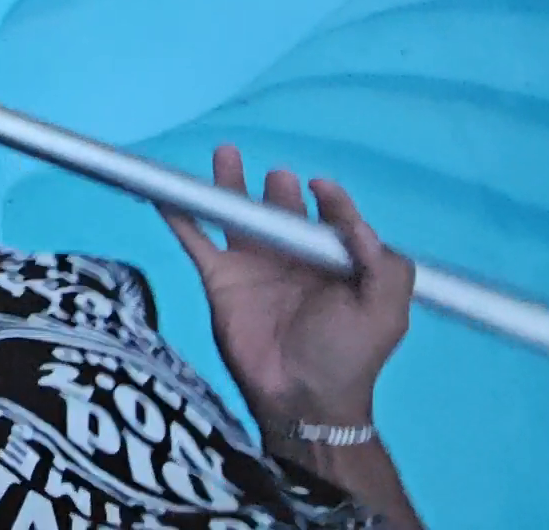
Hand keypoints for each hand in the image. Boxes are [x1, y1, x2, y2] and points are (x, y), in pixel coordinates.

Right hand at [161, 145, 412, 428]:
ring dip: (228, 185)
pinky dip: (178, 215)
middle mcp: (289, 258)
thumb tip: (358, 223)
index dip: (330, 202)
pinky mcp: (216, 274)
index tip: (320, 185)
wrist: (298, 393)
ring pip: (234, 215)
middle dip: (276, 187)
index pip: (329, 223)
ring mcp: (249, 264)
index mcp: (332, 265)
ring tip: (226, 154)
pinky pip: (193, 237)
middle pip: (278, 211)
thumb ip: (383, 269)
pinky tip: (165, 194)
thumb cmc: (347, 354)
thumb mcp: (383, 315)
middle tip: (276, 171)